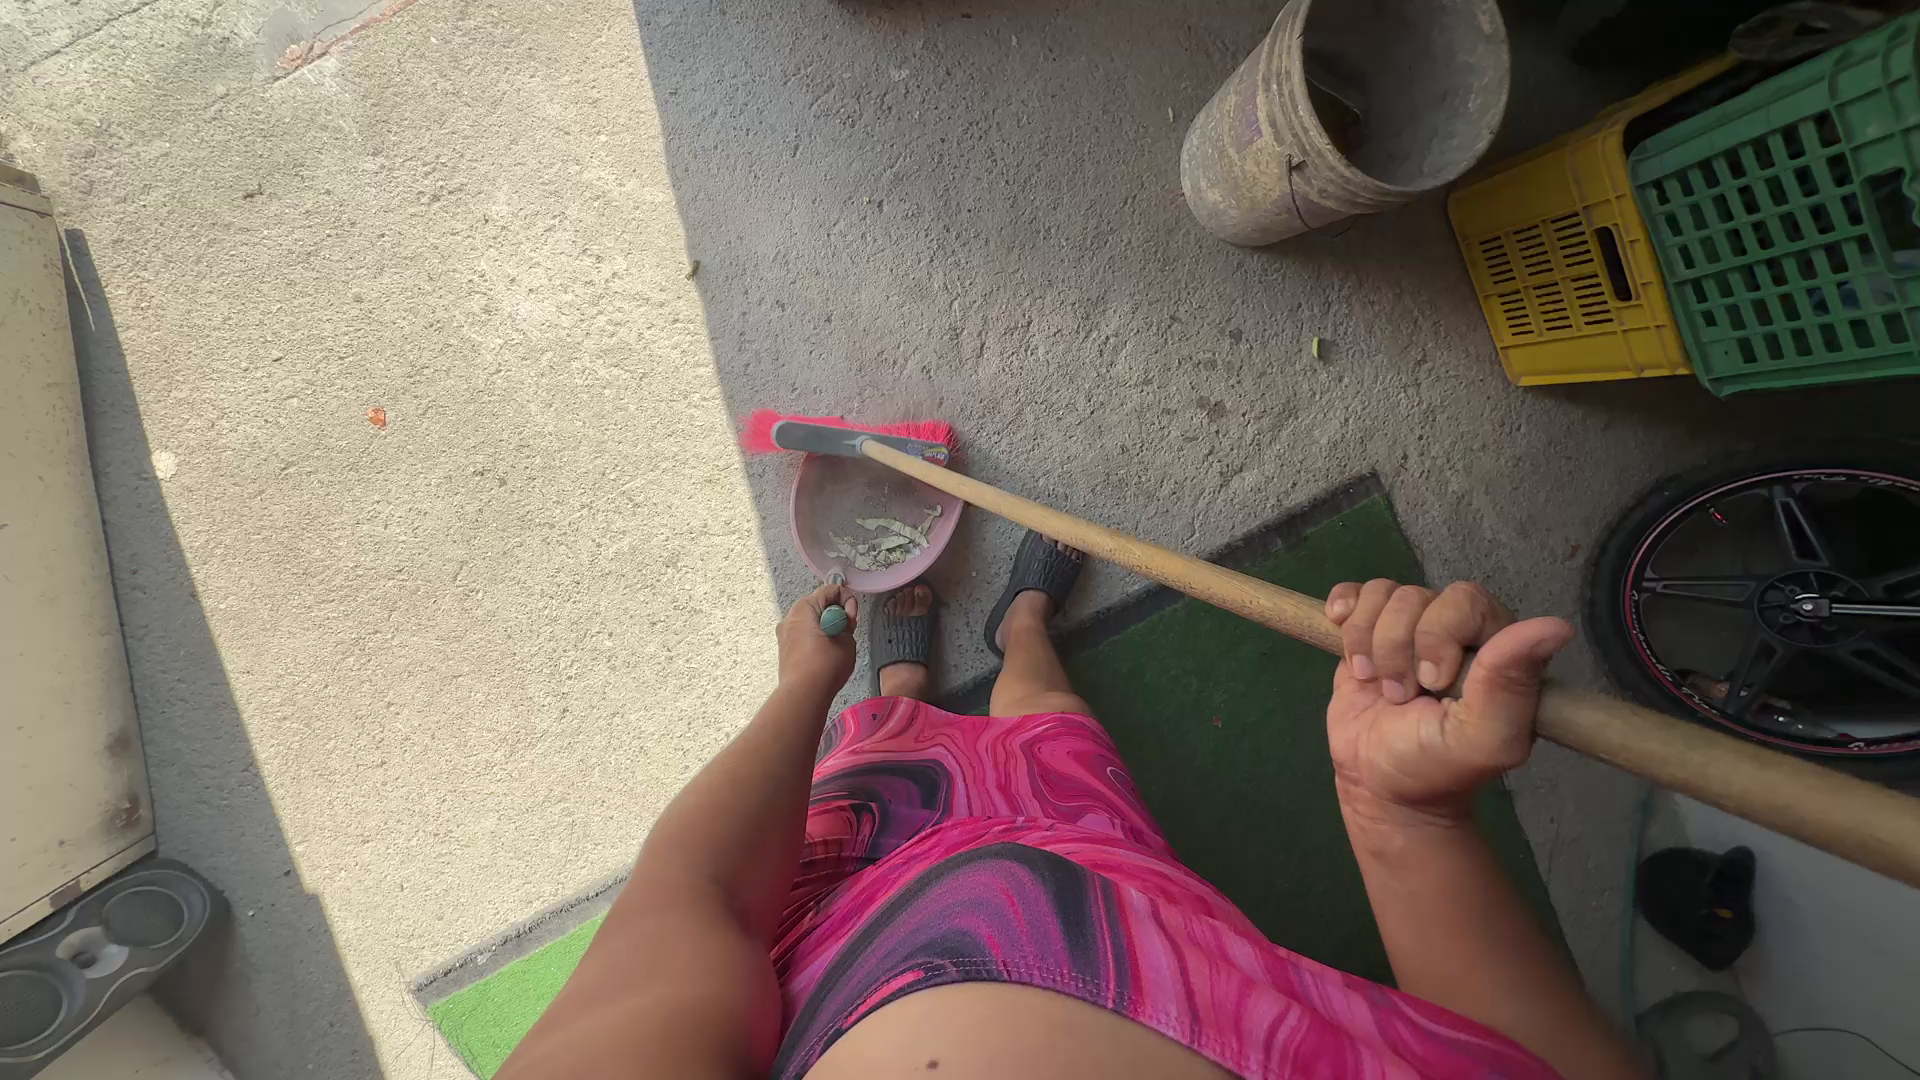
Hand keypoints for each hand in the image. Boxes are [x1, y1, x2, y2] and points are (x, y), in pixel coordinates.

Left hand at [776, 583, 858, 691]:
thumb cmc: (824, 666)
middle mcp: (790, 617)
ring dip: (828, 628)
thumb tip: (841, 623)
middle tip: (848, 632)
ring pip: (813, 621)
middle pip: (820, 605)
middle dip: (837, 615)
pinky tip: (826, 655)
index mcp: (803, 607)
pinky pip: (806, 636)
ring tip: (838, 646)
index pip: (832, 590)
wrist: (804, 695)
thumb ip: (846, 623)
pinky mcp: (786, 650)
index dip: (848, 601)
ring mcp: (785, 634)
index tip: (852, 619)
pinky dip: (818, 639)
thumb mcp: (847, 639)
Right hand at [1323, 580, 1573, 829]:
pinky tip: (1339, 632)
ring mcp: (1404, 626)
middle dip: (1395, 646)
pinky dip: (1342, 608)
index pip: (1464, 601)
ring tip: (1372, 682)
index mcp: (1495, 645)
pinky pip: (1350, 593)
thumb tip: (1555, 626)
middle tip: (1400, 694)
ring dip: (1365, 642)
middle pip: (1414, 596)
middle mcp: (1452, 627)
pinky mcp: (1363, 629)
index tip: (1432, 683)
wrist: (1378, 780)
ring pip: (1379, 595)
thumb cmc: (1436, 765)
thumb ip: (1511, 685)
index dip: (1437, 635)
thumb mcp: (1483, 738)